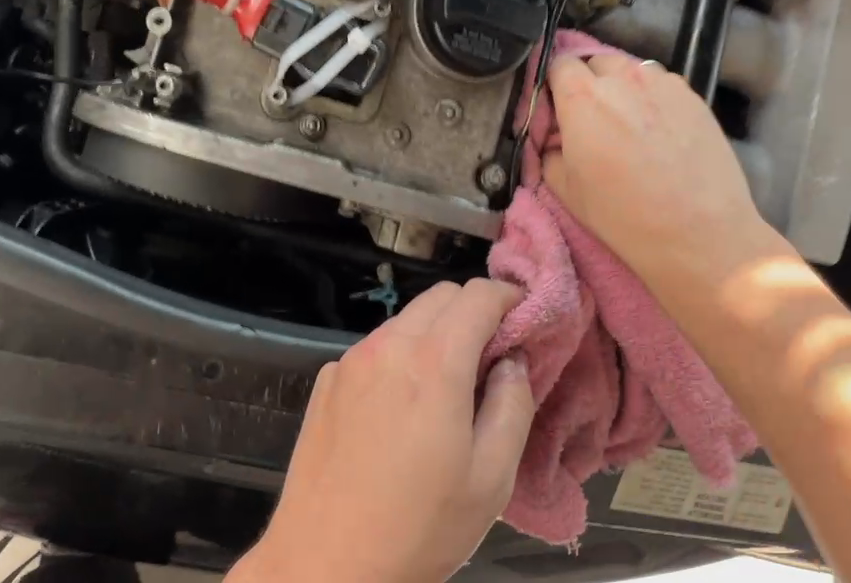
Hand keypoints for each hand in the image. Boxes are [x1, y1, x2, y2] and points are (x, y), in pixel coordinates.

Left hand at [230, 279, 534, 582]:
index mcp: (434, 362)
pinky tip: (399, 410)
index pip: (478, 295)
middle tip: (491, 359)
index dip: (508, 298)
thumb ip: (513, 405)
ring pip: (405, 320)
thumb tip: (512, 360)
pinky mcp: (325, 381)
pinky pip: (374, 348)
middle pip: (440, 297)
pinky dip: (398, 357)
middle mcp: (388, 346)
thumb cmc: (419, 527)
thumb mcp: (491, 479)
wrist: (325, 564)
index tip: (525, 320)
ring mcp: (350, 360)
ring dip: (435, 334)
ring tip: (446, 389)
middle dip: (473, 312)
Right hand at [541, 54, 779, 282]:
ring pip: (632, 70)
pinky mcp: (693, 96)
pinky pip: (663, 85)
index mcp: (582, 97)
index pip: (559, 64)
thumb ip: (549, 150)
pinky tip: (660, 131)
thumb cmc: (622, 214)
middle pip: (596, 63)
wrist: (698, 234)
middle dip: (591, 84)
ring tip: (630, 123)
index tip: (560, 109)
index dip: (556, 85)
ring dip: (623, 87)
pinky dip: (654, 98)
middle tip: (595, 119)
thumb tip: (555, 138)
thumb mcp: (565, 188)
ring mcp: (662, 83)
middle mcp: (621, 79)